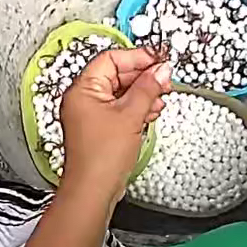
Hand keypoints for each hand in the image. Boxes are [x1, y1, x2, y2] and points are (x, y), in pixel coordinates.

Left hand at [58, 45, 171, 203]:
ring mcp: (90, 115)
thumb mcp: (131, 115)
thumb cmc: (100, 157)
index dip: (137, 57)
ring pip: (120, 93)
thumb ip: (148, 88)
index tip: (158, 61)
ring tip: (160, 97)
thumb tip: (160, 70)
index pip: (111, 59)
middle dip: (142, 76)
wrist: (93, 189)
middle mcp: (83, 99)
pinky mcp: (99, 129)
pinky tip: (150, 111)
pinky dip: (136, 108)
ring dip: (142, 93)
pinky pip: (119, 110)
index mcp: (83, 89)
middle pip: (116, 75)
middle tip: (163, 79)